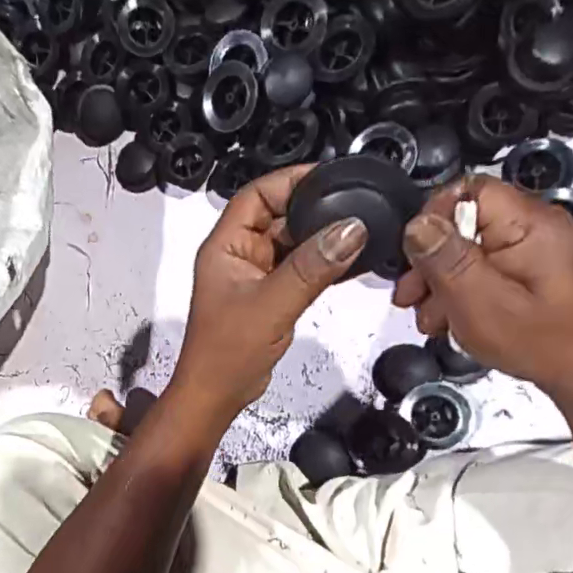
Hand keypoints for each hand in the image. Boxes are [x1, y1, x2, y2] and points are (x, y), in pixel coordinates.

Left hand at [170, 165, 367, 422]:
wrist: (217, 394)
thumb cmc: (224, 354)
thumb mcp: (271, 304)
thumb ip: (310, 268)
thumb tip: (348, 231)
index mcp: (225, 247)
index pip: (256, 195)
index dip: (290, 181)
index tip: (326, 177)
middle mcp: (239, 256)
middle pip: (279, 216)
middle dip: (313, 212)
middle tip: (350, 209)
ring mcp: (255, 277)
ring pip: (292, 244)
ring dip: (320, 240)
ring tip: (355, 236)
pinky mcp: (269, 296)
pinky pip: (299, 270)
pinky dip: (321, 265)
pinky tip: (346, 264)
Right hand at [393, 174, 572, 395]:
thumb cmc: (544, 343)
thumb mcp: (479, 302)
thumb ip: (446, 260)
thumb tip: (418, 225)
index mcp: (529, 225)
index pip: (467, 191)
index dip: (431, 222)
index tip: (416, 258)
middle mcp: (535, 227)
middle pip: (463, 222)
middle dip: (431, 260)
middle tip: (414, 294)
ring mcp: (533, 248)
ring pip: (467, 247)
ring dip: (441, 281)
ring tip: (434, 315)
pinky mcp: (528, 267)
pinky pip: (483, 265)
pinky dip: (461, 289)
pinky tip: (453, 316)